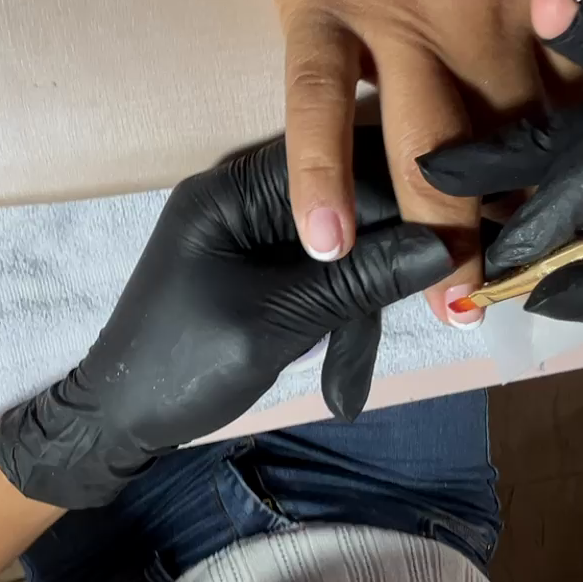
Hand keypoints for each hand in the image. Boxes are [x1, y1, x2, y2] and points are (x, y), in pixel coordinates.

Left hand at [0, 129, 453, 506]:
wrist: (118, 421)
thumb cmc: (181, 366)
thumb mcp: (274, 322)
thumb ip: (357, 279)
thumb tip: (447, 243)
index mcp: (232, 189)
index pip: (335, 160)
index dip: (400, 192)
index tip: (463, 232)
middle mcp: (244, 197)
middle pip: (346, 205)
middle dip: (388, 261)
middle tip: (433, 308)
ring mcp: (254, 237)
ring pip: (342, 249)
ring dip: (358, 311)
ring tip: (349, 384)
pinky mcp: (264, 272)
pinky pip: (323, 279)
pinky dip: (337, 323)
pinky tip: (341, 383)